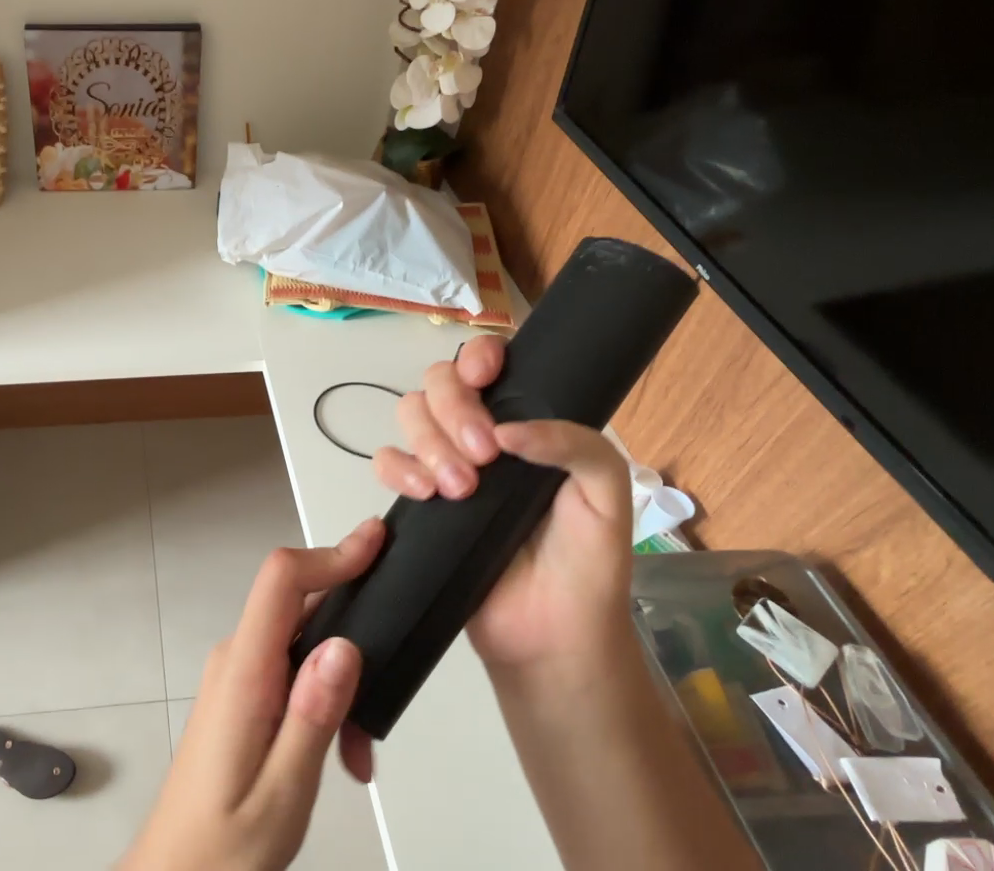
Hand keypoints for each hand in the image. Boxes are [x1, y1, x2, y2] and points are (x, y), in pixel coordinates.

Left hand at [119, 520, 384, 870]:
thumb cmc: (224, 843)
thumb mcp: (284, 788)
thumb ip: (314, 715)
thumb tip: (345, 645)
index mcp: (243, 673)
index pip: (280, 582)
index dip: (329, 553)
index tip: (375, 541)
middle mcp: (235, 660)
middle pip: (300, 606)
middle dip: (354, 636)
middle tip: (384, 696)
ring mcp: (236, 674)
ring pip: (304, 643)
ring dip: (341, 683)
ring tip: (357, 752)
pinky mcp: (242, 692)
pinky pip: (292, 669)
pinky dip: (323, 699)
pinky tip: (339, 752)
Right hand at [372, 335, 634, 671]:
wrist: (551, 636)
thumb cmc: (587, 564)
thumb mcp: (607, 496)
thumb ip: (576, 445)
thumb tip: (508, 428)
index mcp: (526, 422)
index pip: (489, 363)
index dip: (478, 357)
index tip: (485, 380)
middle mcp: (481, 434)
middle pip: (439, 382)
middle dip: (454, 409)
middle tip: (483, 456)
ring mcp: (445, 465)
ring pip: (409, 414)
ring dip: (429, 441)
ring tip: (460, 490)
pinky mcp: (418, 501)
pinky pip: (386, 461)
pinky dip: (397, 468)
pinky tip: (423, 494)